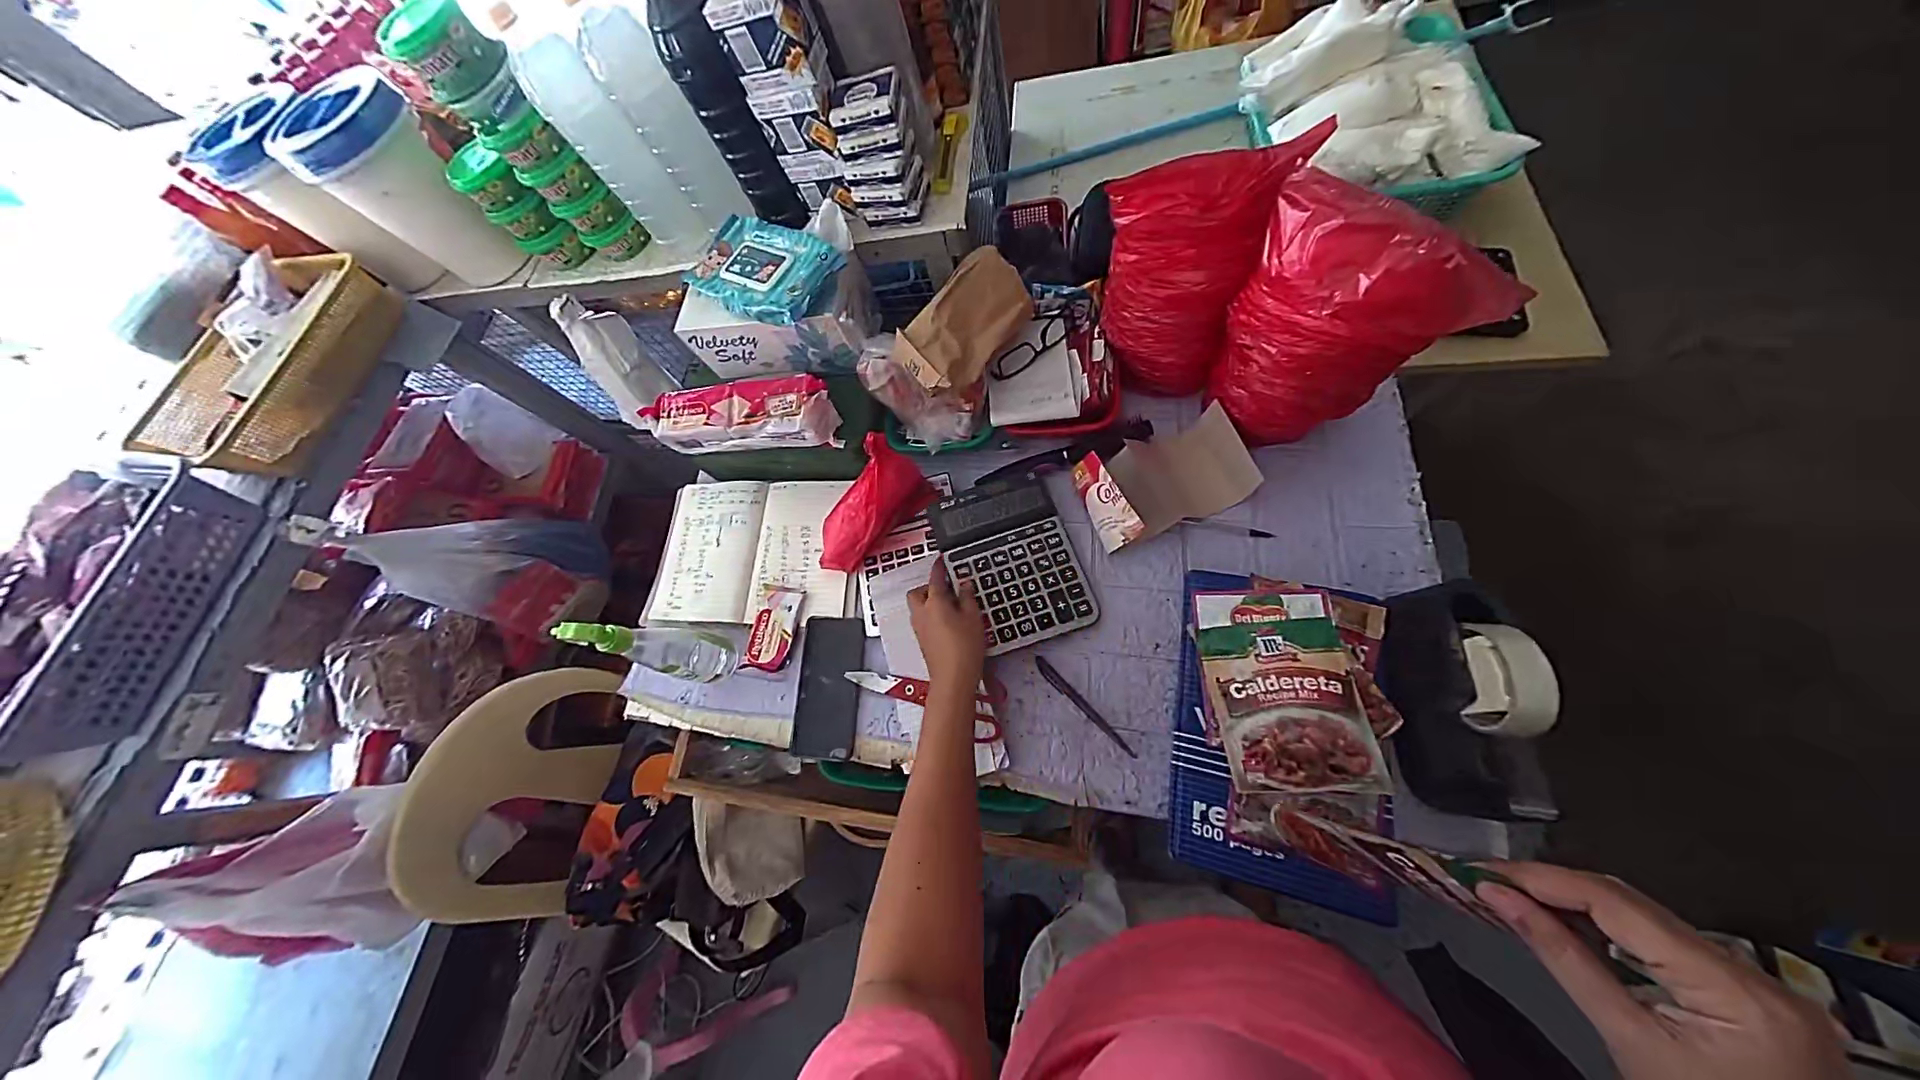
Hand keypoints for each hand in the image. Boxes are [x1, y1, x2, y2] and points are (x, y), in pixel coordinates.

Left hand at [908, 557, 984, 691]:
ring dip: (929, 601)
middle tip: (947, 587)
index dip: (939, 567)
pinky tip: (948, 621)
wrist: (953, 678)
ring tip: (950, 604)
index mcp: (934, 602)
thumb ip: (967, 597)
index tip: (942, 561)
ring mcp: (920, 627)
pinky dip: (931, 615)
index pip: (935, 577)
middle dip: (929, 587)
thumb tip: (964, 586)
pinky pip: (923, 619)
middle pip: (918, 592)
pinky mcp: (922, 640)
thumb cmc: (963, 649)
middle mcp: (922, 613)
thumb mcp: (973, 617)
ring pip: (918, 606)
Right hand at [1477, 861, 1845, 1079]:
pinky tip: (1566, 919)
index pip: (1617, 905)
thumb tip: (1497, 896)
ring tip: (1515, 892)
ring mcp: (1760, 981)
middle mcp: (1758, 974)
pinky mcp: (1748, 990)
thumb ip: (1564, 959)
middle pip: (1633, 904)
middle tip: (1489, 876)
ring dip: (1575, 900)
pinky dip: (1607, 924)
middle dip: (1553, 885)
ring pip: (1645, 915)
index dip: (1542, 880)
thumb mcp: (1625, 1039)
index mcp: (1736, 990)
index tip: (1482, 870)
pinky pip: (1663, 939)